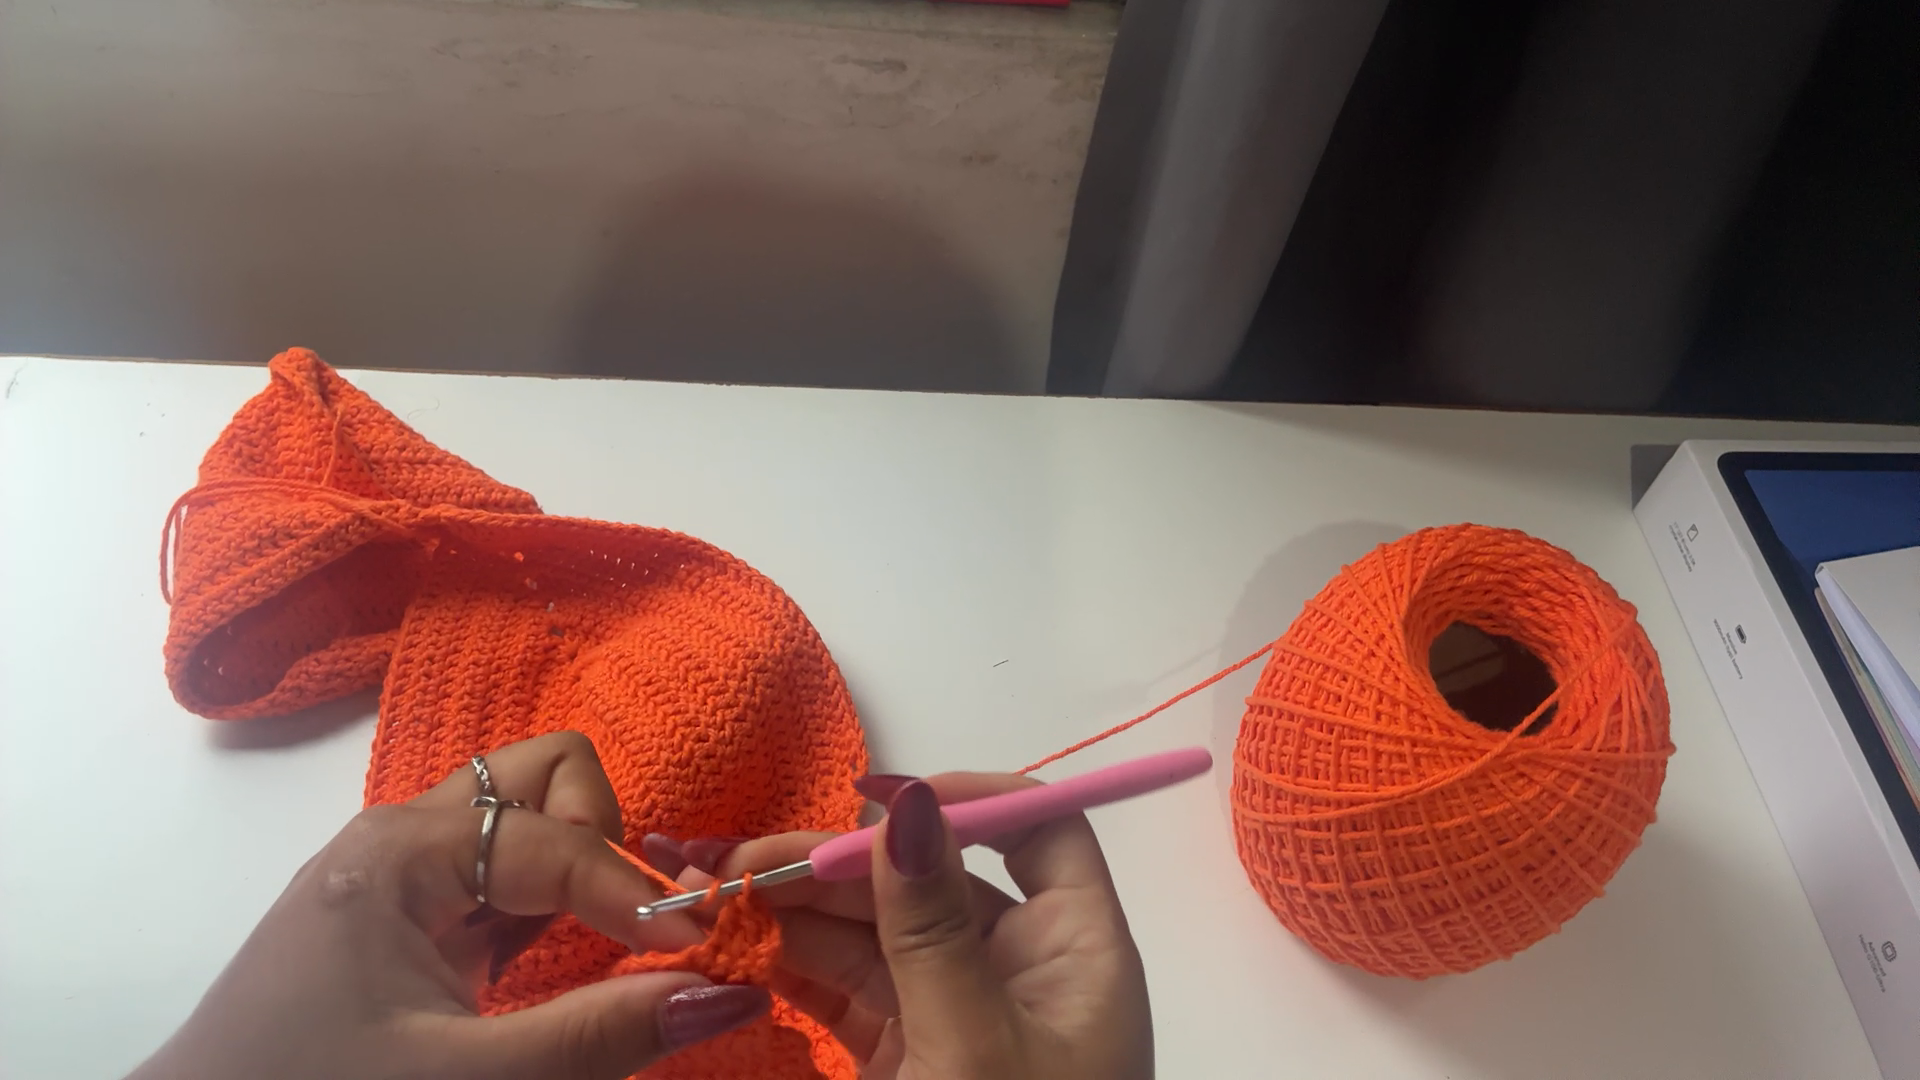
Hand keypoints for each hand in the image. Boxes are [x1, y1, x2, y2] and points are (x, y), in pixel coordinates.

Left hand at [130, 732, 772, 1079]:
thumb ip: (604, 1037)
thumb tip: (737, 997)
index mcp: (405, 849)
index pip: (566, 840)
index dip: (636, 894)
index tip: (696, 949)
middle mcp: (409, 827)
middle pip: (552, 770)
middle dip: (602, 834)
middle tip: (606, 915)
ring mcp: (407, 857)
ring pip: (539, 803)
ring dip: (578, 861)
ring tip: (559, 940)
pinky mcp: (412, 896)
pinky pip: (515, 854)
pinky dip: (547, 891)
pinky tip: (521, 954)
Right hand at [649, 772, 1153, 1078]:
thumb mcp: (972, 1052)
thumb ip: (934, 925)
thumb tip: (910, 800)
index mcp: (1075, 951)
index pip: (1041, 829)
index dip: (969, 797)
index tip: (878, 797)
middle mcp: (1020, 966)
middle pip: (935, 875)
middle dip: (841, 864)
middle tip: (746, 862)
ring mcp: (959, 1006)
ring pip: (880, 928)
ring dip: (801, 908)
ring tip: (712, 894)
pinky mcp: (909, 1049)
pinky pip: (852, 984)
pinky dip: (796, 962)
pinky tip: (738, 940)